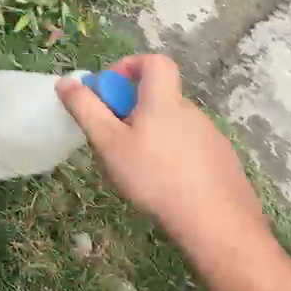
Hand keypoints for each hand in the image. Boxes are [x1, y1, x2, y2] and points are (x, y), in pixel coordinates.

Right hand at [56, 54, 265, 253]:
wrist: (219, 228)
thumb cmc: (156, 178)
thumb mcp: (107, 142)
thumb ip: (85, 108)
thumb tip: (66, 82)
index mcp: (164, 102)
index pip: (154, 62)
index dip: (129, 66)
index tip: (111, 90)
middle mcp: (192, 113)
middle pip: (157, 97)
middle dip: (130, 109)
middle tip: (113, 138)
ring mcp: (213, 139)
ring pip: (172, 124)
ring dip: (150, 133)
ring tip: (137, 167)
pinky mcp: (224, 164)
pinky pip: (191, 146)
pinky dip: (172, 154)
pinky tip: (165, 184)